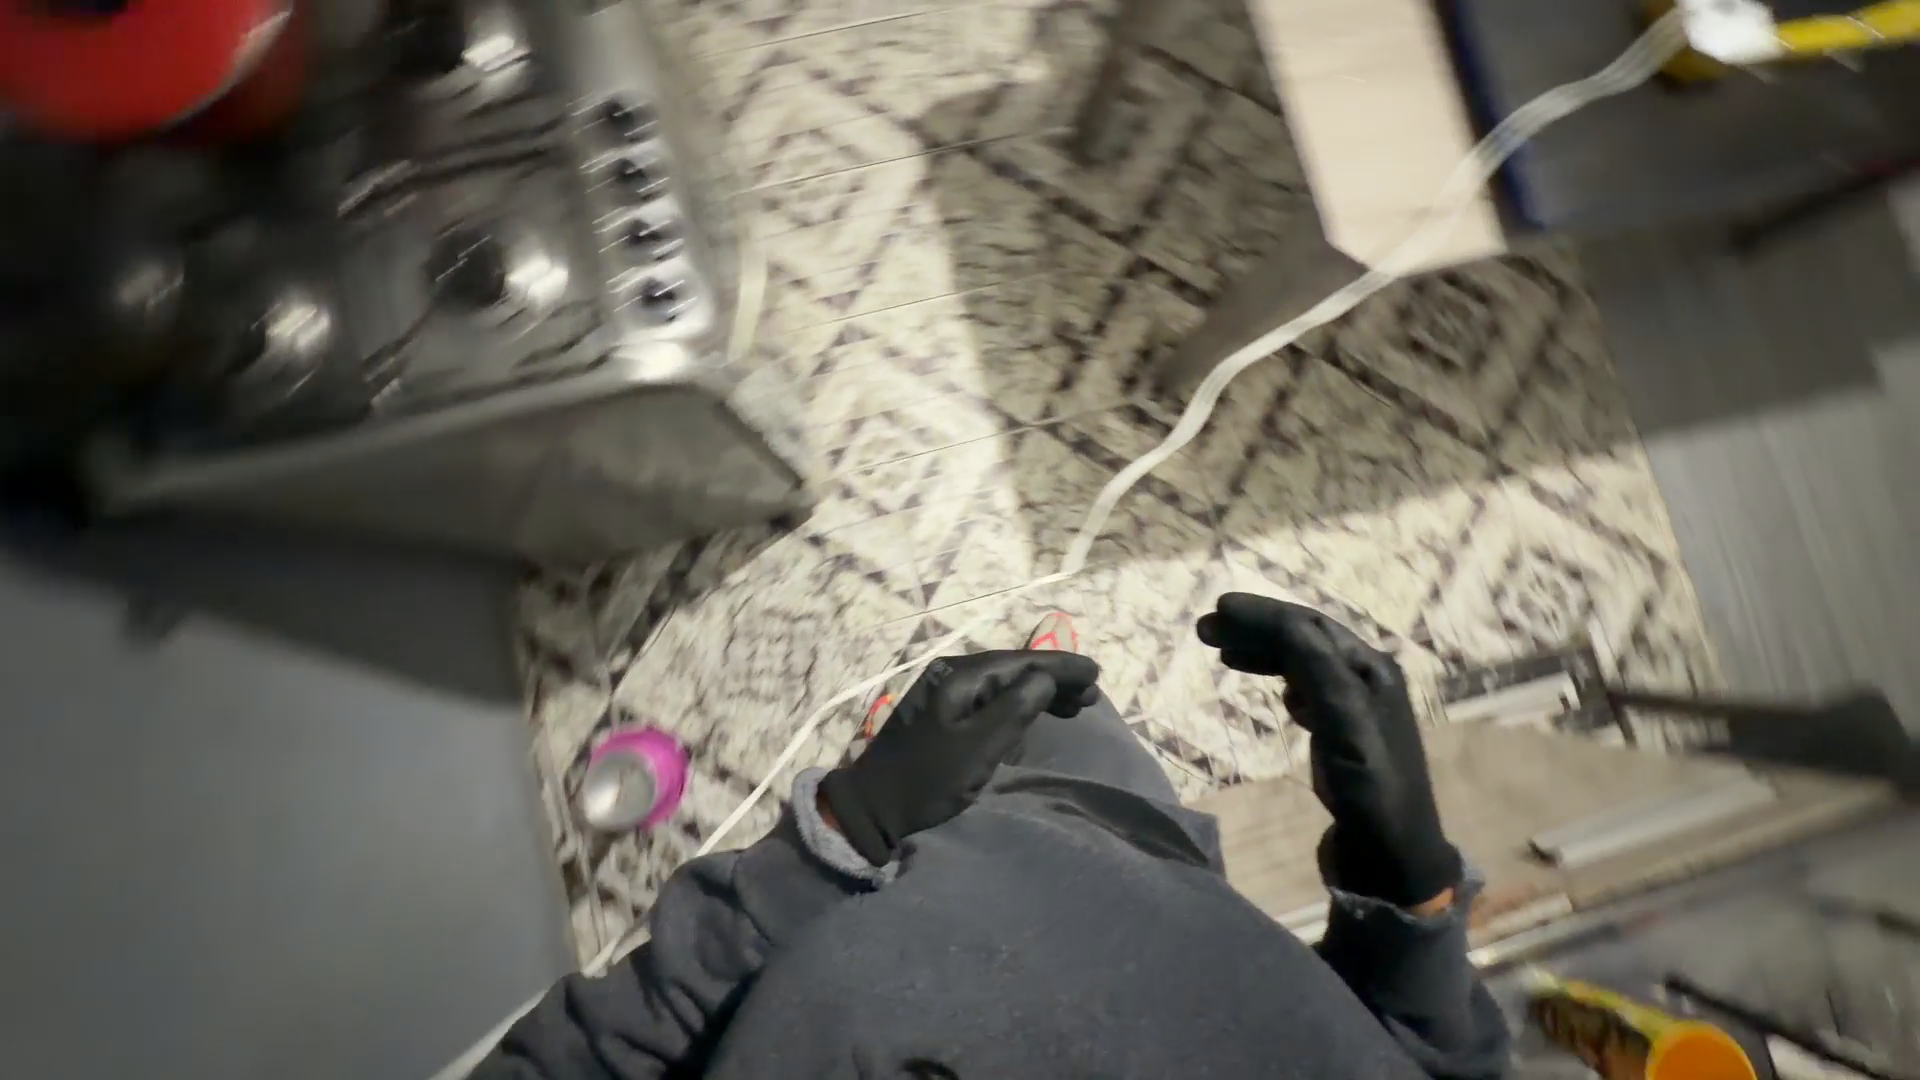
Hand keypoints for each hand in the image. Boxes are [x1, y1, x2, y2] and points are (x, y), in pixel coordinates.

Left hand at [819, 649, 1100, 865]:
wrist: (872, 804)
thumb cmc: (926, 779)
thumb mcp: (977, 749)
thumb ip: (1014, 710)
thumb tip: (1045, 678)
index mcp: (961, 676)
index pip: (1022, 661)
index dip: (1061, 666)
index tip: (1095, 674)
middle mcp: (953, 673)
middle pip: (1014, 667)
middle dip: (1054, 678)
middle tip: (1091, 697)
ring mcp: (945, 691)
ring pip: (1004, 682)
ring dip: (1039, 691)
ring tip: (1073, 708)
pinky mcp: (942, 710)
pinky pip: (990, 696)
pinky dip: (1018, 703)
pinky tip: (1034, 715)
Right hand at [1196, 593, 1457, 907]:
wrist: (1393, 851)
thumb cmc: (1369, 786)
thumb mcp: (1344, 722)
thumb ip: (1317, 669)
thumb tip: (1283, 623)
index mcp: (1368, 669)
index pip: (1308, 626)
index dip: (1262, 613)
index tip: (1218, 608)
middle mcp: (1365, 677)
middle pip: (1303, 638)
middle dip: (1255, 628)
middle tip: (1205, 629)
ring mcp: (1355, 703)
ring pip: (1301, 661)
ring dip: (1262, 651)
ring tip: (1222, 652)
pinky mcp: (1343, 728)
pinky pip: (1306, 685)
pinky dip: (1277, 675)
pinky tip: (1264, 684)